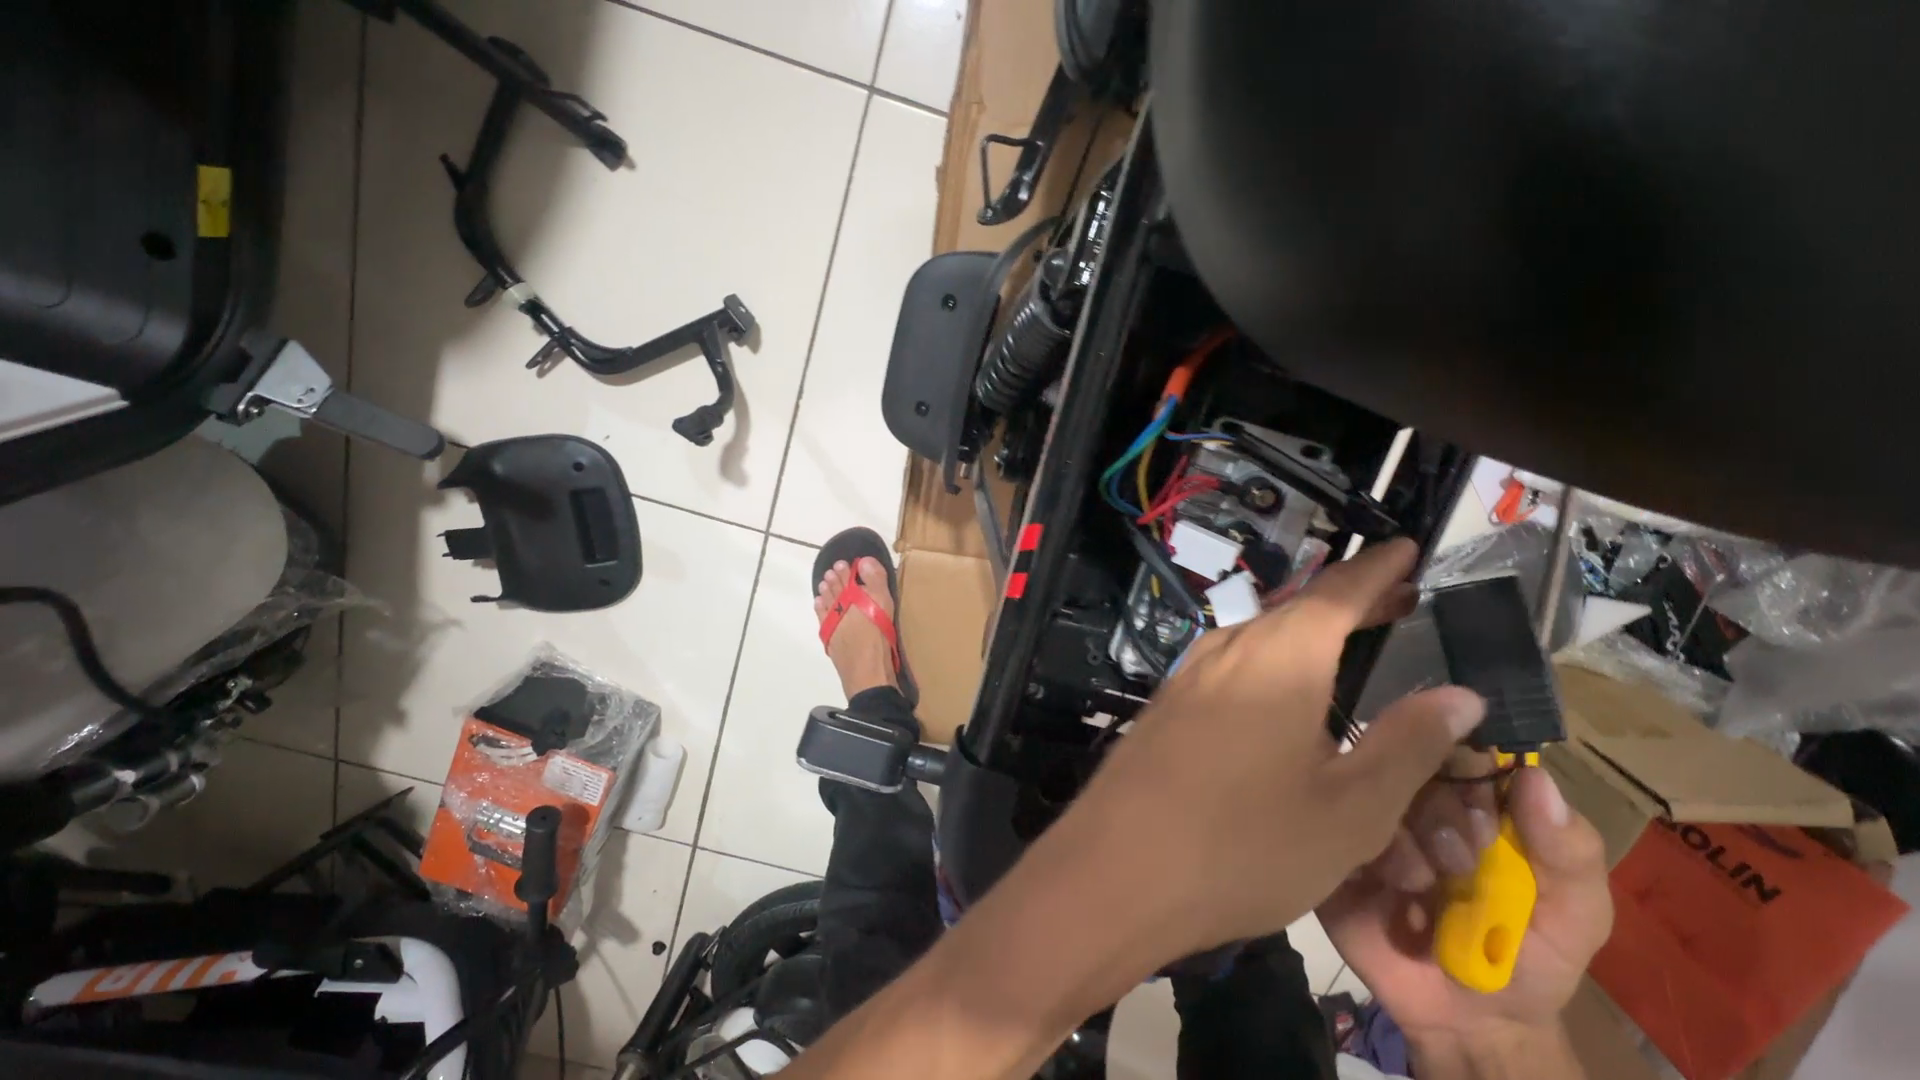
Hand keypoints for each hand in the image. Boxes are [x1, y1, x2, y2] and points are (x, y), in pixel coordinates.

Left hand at [1048, 538, 1489, 961]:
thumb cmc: (1243, 846)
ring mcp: (1187, 678)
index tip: (1406, 548)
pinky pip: (1230, 669)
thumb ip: (1408, 744)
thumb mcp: (1350, 810)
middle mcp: (1228, 650)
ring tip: (1348, 644)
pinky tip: (1280, 699)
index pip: (1340, 591)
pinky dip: (1270, 664)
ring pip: (1258, 638)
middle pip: (1297, 610)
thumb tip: (1461, 693)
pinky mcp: (1164, 709)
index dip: (1378, 569)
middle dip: (1349, 601)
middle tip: (1397, 599)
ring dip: (1307, 635)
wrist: (1112, 875)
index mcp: (1281, 657)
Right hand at [1316, 760, 1612, 1064]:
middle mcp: (1414, 800)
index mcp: (1471, 799)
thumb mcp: (1576, 915)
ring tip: (1423, 885)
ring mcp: (1367, 823)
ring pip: (1367, 789)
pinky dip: (1363, 852)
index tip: (1487, 817)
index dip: (1469, 765)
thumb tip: (1536, 776)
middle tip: (1462, 863)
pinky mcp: (1331, 855)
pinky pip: (1331, 828)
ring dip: (1402, 835)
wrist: (1466, 1025)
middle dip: (1438, 807)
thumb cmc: (1527, 961)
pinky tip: (1388, 891)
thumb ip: (1572, 852)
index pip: (1457, 743)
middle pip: (1406, 758)